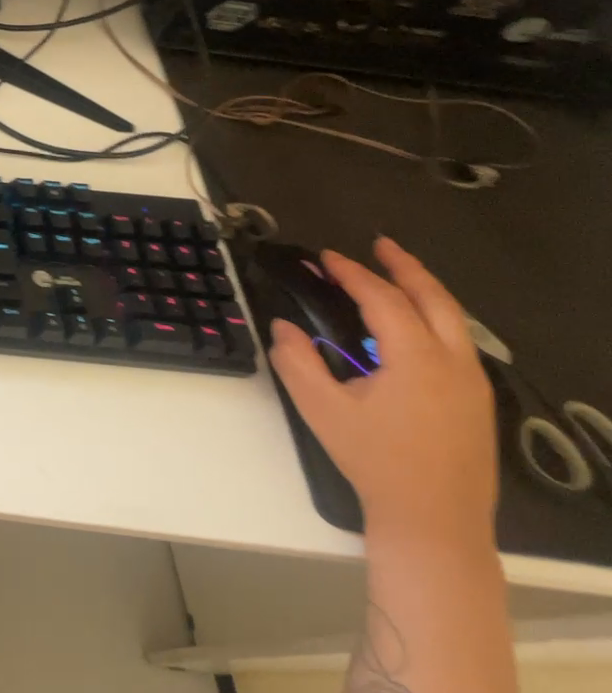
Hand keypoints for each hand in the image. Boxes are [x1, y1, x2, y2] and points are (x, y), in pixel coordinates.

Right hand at [269, 237, 497, 540]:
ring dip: (424, 290)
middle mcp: (454, 362)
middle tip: (380, 245)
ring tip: (397, 274)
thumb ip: (297, 361)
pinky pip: (457, 340)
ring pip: (454, 319)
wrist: (435, 516)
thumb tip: (283, 326)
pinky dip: (434, 316)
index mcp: (416, 359)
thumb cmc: (374, 459)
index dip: (352, 274)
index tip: (325, 257)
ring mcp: (473, 381)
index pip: (383, 300)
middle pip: (435, 299)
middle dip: (406, 267)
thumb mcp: (321, 409)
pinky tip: (413, 324)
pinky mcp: (477, 399)